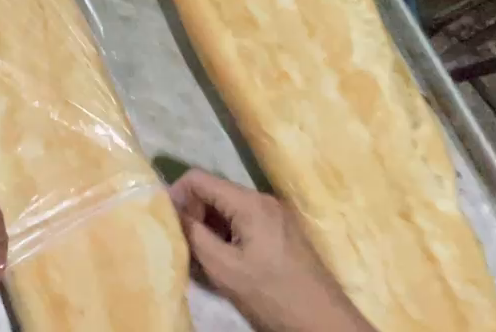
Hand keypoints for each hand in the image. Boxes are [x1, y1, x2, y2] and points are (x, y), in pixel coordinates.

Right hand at [170, 170, 373, 331]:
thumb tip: (171, 212)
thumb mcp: (224, 269)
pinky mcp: (283, 234)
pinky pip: (244, 222)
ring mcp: (276, 216)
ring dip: (210, 227)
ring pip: (228, 209)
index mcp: (248, 202)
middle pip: (214, 192)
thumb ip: (193, 235)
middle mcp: (263, 200)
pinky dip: (228, 235)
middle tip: (183, 243)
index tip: (166, 222)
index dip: (176, 195)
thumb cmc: (273, 296)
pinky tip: (225, 262)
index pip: (198, 178)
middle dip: (193, 213)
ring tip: (201, 256)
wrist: (329, 329)